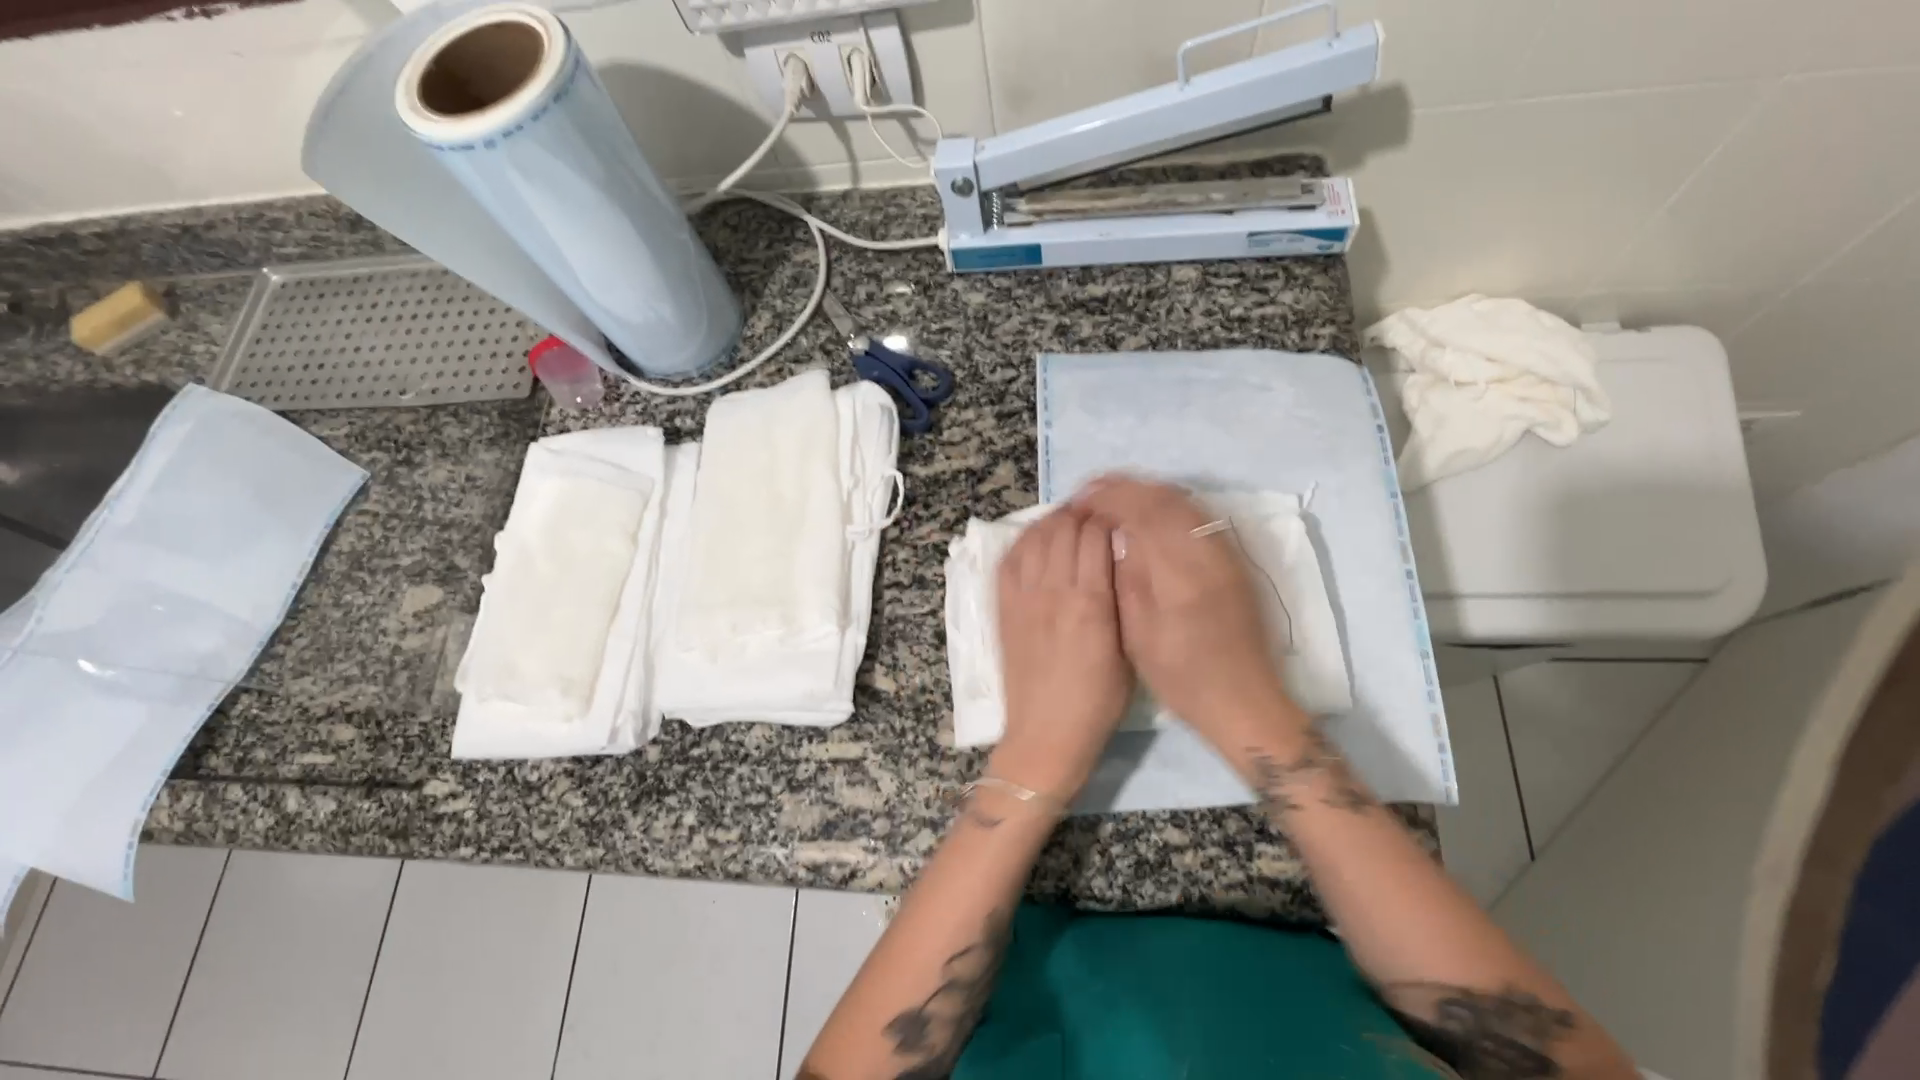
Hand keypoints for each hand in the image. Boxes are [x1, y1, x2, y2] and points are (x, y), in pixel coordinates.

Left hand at [989, 505, 1131, 800]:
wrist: (1046, 734)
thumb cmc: (1098, 701)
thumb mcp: (1128, 651)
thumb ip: (1123, 600)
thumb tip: (1122, 558)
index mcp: (1091, 603)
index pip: (1096, 535)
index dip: (1109, 518)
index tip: (1120, 518)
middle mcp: (1053, 591)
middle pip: (1064, 528)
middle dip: (1083, 513)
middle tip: (1097, 515)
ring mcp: (1022, 597)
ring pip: (1035, 536)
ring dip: (1054, 521)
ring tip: (1070, 521)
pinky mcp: (1002, 607)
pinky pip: (1009, 558)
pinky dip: (1025, 539)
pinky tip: (1039, 539)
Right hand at [1075, 474, 1309, 750]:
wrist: (1242, 700)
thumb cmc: (1180, 677)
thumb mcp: (1137, 632)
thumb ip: (1126, 576)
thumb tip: (1113, 535)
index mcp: (1179, 571)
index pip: (1140, 510)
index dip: (1106, 498)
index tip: (1078, 502)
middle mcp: (1206, 551)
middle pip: (1163, 496)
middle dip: (1124, 488)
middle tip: (1090, 493)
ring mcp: (1225, 552)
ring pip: (1183, 501)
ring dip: (1146, 492)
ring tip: (1113, 499)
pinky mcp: (1233, 560)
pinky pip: (1197, 515)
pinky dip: (1168, 505)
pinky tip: (1149, 516)